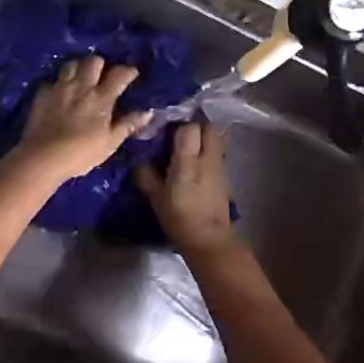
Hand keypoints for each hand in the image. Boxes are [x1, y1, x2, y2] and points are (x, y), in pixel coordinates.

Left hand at [8, 55, 152, 183]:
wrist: (44, 157)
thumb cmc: (81, 153)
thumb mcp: (110, 143)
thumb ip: (128, 125)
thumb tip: (147, 112)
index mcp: (101, 98)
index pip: (119, 74)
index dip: (128, 71)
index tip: (131, 73)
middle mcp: (81, 87)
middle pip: (93, 61)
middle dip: (101, 64)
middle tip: (102, 74)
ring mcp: (59, 88)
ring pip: (71, 64)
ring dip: (78, 67)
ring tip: (80, 77)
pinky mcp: (42, 95)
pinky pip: (51, 81)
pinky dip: (57, 84)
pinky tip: (58, 93)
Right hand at [136, 120, 237, 253]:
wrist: (208, 239)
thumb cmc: (179, 218)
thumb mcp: (155, 198)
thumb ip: (146, 176)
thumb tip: (138, 162)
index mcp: (188, 161)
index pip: (189, 127)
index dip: (177, 124)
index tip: (164, 128)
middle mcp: (207, 158)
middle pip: (208, 126)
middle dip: (195, 124)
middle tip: (178, 132)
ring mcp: (219, 166)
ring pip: (216, 138)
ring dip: (204, 136)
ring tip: (187, 145)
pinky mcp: (225, 176)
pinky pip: (218, 153)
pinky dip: (208, 151)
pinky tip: (196, 162)